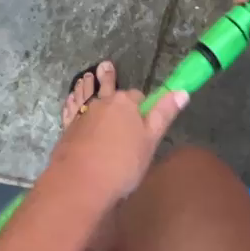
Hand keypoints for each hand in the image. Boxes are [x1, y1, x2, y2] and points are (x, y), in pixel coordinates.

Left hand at [45, 85, 186, 201]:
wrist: (80, 184)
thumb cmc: (121, 163)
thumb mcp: (150, 141)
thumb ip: (164, 114)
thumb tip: (182, 91)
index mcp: (125, 103)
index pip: (137, 96)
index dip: (141, 105)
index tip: (143, 116)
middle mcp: (103, 103)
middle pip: (109, 88)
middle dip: (109, 78)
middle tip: (105, 66)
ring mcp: (83, 115)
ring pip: (88, 94)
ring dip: (88, 85)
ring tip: (87, 77)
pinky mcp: (67, 128)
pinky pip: (71, 109)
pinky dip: (72, 102)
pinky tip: (71, 99)